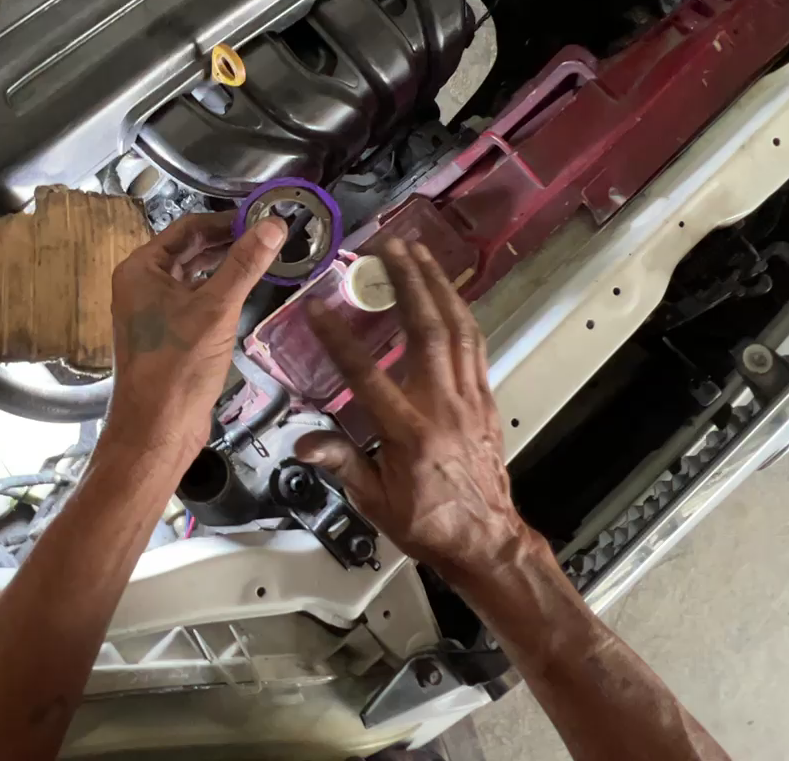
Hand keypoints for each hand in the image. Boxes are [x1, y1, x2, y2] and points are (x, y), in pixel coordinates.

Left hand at [102, 212, 286, 468]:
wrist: (157, 430)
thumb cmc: (177, 367)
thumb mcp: (215, 309)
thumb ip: (244, 264)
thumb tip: (273, 225)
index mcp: (141, 268)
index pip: (188, 227)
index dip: (227, 220)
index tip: (263, 215)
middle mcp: (142, 283)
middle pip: (191, 248)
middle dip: (230, 241)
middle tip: (271, 234)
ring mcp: (153, 309)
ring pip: (195, 274)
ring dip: (227, 264)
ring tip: (266, 255)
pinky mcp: (168, 331)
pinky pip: (196, 298)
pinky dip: (221, 289)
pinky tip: (247, 288)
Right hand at [297, 239, 527, 584]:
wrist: (486, 541)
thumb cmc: (425, 523)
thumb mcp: (375, 501)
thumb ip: (341, 463)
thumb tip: (301, 444)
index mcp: (409, 432)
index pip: (368, 376)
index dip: (340, 339)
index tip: (318, 308)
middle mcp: (443, 404)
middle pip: (427, 331)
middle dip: (408, 283)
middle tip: (388, 247)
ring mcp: (469, 396)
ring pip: (457, 329)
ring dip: (437, 285)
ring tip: (419, 252)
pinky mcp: (485, 397)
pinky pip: (474, 343)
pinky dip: (460, 311)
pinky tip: (448, 291)